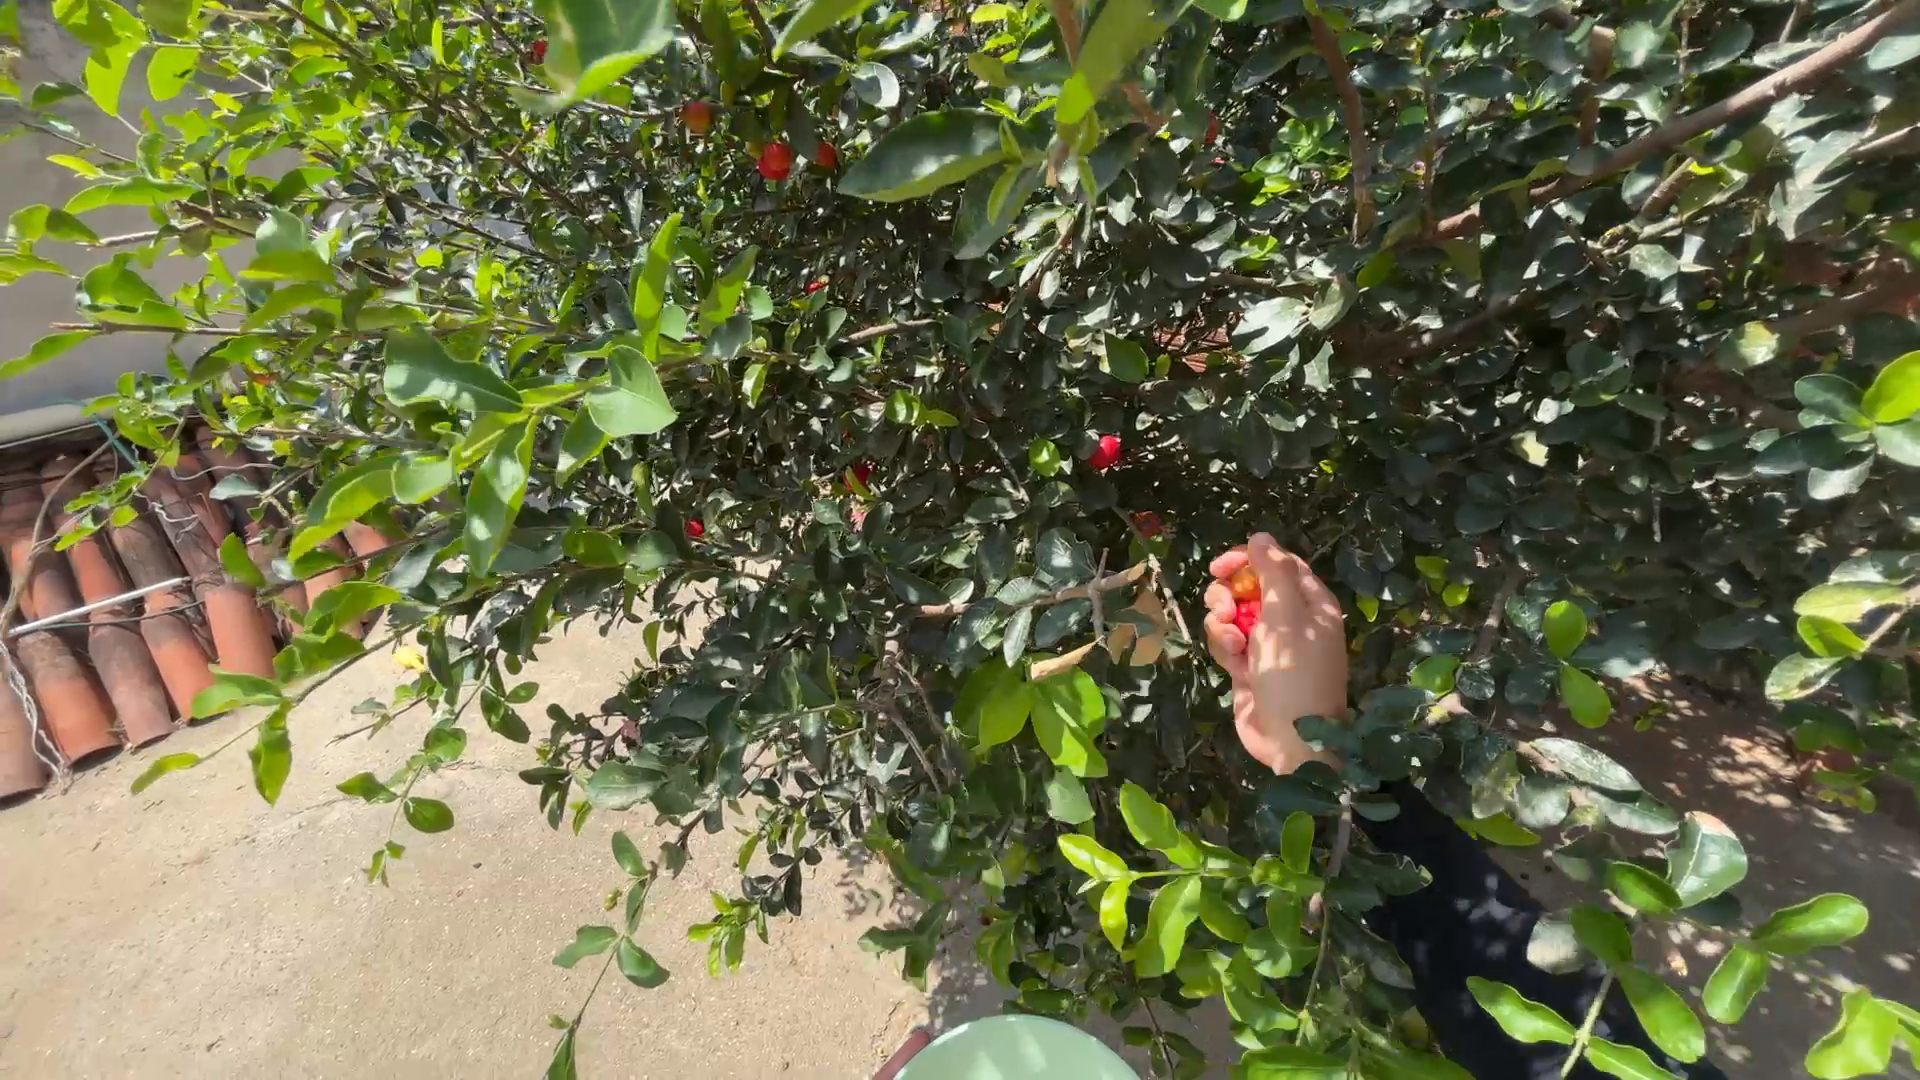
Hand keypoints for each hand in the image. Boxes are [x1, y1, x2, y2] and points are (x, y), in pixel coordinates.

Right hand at [1202, 533, 1347, 773]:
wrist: (1291, 739)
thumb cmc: (1295, 673)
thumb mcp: (1286, 616)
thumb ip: (1272, 572)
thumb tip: (1261, 535)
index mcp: (1309, 603)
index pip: (1278, 564)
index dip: (1248, 559)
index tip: (1220, 566)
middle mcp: (1288, 619)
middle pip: (1247, 586)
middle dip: (1227, 594)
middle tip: (1223, 608)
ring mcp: (1266, 643)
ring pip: (1230, 613)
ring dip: (1222, 622)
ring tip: (1232, 641)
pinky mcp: (1246, 664)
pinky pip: (1226, 640)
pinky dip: (1224, 646)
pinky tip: (1232, 662)